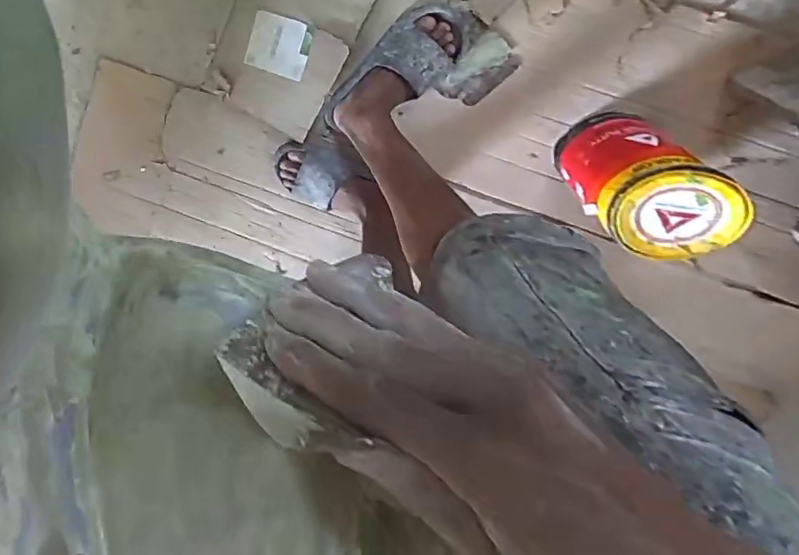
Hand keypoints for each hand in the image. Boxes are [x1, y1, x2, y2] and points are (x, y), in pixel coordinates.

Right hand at [265, 261, 760, 554]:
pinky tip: (376, 292)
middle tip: (281, 294)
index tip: (278, 344)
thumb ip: (417, 490)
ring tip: (315, 273)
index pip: (386, 400)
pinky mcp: (520, 363)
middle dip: (333, 320)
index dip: (326, 372)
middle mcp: (497, 395)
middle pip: (395, 348)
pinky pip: (448, 328)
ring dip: (361, 298)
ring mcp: (512, 371)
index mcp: (489, 456)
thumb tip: (347, 439)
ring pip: (419, 323)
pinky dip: (402, 306)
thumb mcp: (489, 552)